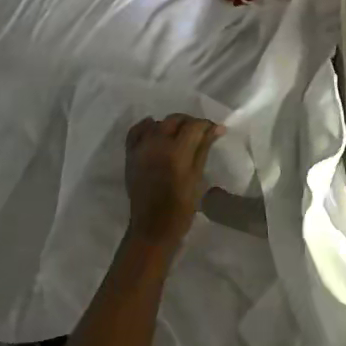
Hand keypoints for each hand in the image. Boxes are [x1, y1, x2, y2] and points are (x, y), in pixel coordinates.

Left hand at [124, 115, 223, 243]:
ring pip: (156, 123)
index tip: (215, 130)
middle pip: (174, 120)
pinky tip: (155, 130)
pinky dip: (146, 127)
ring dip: (170, 125)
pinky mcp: (129, 154)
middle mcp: (156, 144)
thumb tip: (216, 128)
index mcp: (176, 152)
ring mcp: (140, 148)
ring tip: (179, 136)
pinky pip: (136, 131)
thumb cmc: (181, 207)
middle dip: (189, 123)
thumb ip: (203, 149)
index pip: (193, 126)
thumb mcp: (197, 177)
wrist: (152, 226)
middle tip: (199, 134)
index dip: (206, 125)